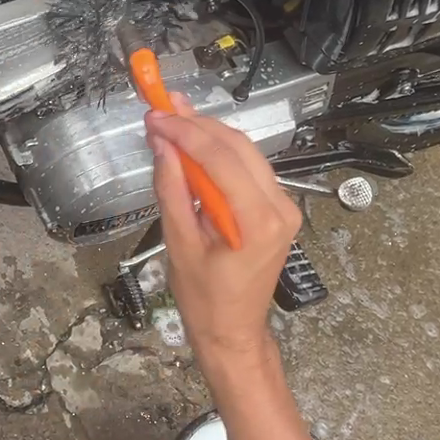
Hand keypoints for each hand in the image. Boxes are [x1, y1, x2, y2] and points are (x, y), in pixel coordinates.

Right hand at [145, 94, 302, 360]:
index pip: (221, 158)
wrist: (233, 330)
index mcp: (258, 220)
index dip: (185, 131)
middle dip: (196, 124)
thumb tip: (161, 145)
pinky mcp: (277, 209)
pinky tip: (192, 144)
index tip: (155, 116)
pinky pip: (248, 168)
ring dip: (207, 133)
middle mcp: (280, 207)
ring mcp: (284, 207)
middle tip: (161, 108)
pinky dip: (219, 152)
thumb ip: (171, 189)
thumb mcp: (178, 243)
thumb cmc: (204, 297)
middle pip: (238, 146)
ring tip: (172, 118)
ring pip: (245, 152)